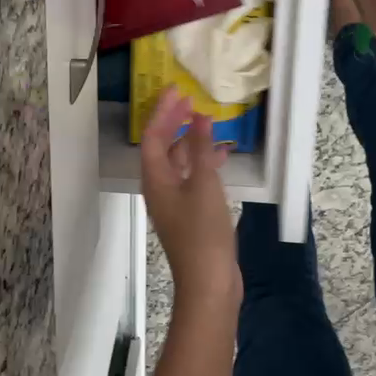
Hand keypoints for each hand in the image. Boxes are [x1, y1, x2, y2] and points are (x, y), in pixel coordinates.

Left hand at [139, 88, 241, 308]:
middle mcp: (160, 189)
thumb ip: (200, 148)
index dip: (163, 111)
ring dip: (191, 142)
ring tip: (209, 124)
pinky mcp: (190, 215)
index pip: (153, 136)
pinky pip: (192, 178)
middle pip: (163, 147)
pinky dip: (203, 163)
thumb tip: (198, 116)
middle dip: (174, 122)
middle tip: (191, 100)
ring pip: (179, 163)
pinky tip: (222, 157)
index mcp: (156, 180)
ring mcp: (175, 203)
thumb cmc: (203, 234)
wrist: (209, 285)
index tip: (177, 90)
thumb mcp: (204, 185)